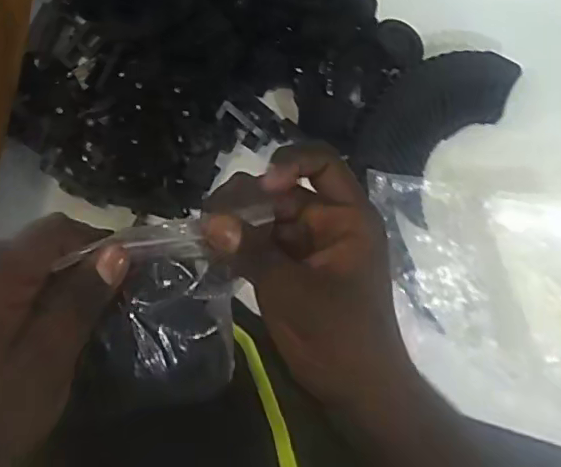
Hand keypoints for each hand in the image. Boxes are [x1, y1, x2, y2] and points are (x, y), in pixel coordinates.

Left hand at [0, 214, 128, 465]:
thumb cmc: (4, 401)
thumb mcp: (51, 355)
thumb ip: (81, 299)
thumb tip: (117, 251)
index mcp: (4, 266)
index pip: (58, 228)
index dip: (98, 239)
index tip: (132, 263)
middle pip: (49, 240)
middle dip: (88, 257)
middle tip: (123, 288)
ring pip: (42, 259)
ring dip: (74, 274)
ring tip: (106, 302)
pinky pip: (31, 277)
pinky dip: (57, 288)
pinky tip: (75, 315)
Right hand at [204, 145, 478, 466]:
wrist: (356, 397)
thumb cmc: (339, 338)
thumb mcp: (292, 291)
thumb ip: (250, 251)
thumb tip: (208, 222)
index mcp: (346, 218)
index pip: (322, 163)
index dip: (291, 162)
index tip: (264, 186)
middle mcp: (325, 221)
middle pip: (279, 187)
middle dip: (244, 197)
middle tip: (210, 215)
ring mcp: (304, 242)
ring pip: (261, 211)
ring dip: (232, 217)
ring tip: (204, 232)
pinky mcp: (286, 262)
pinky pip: (255, 237)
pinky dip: (233, 239)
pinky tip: (208, 246)